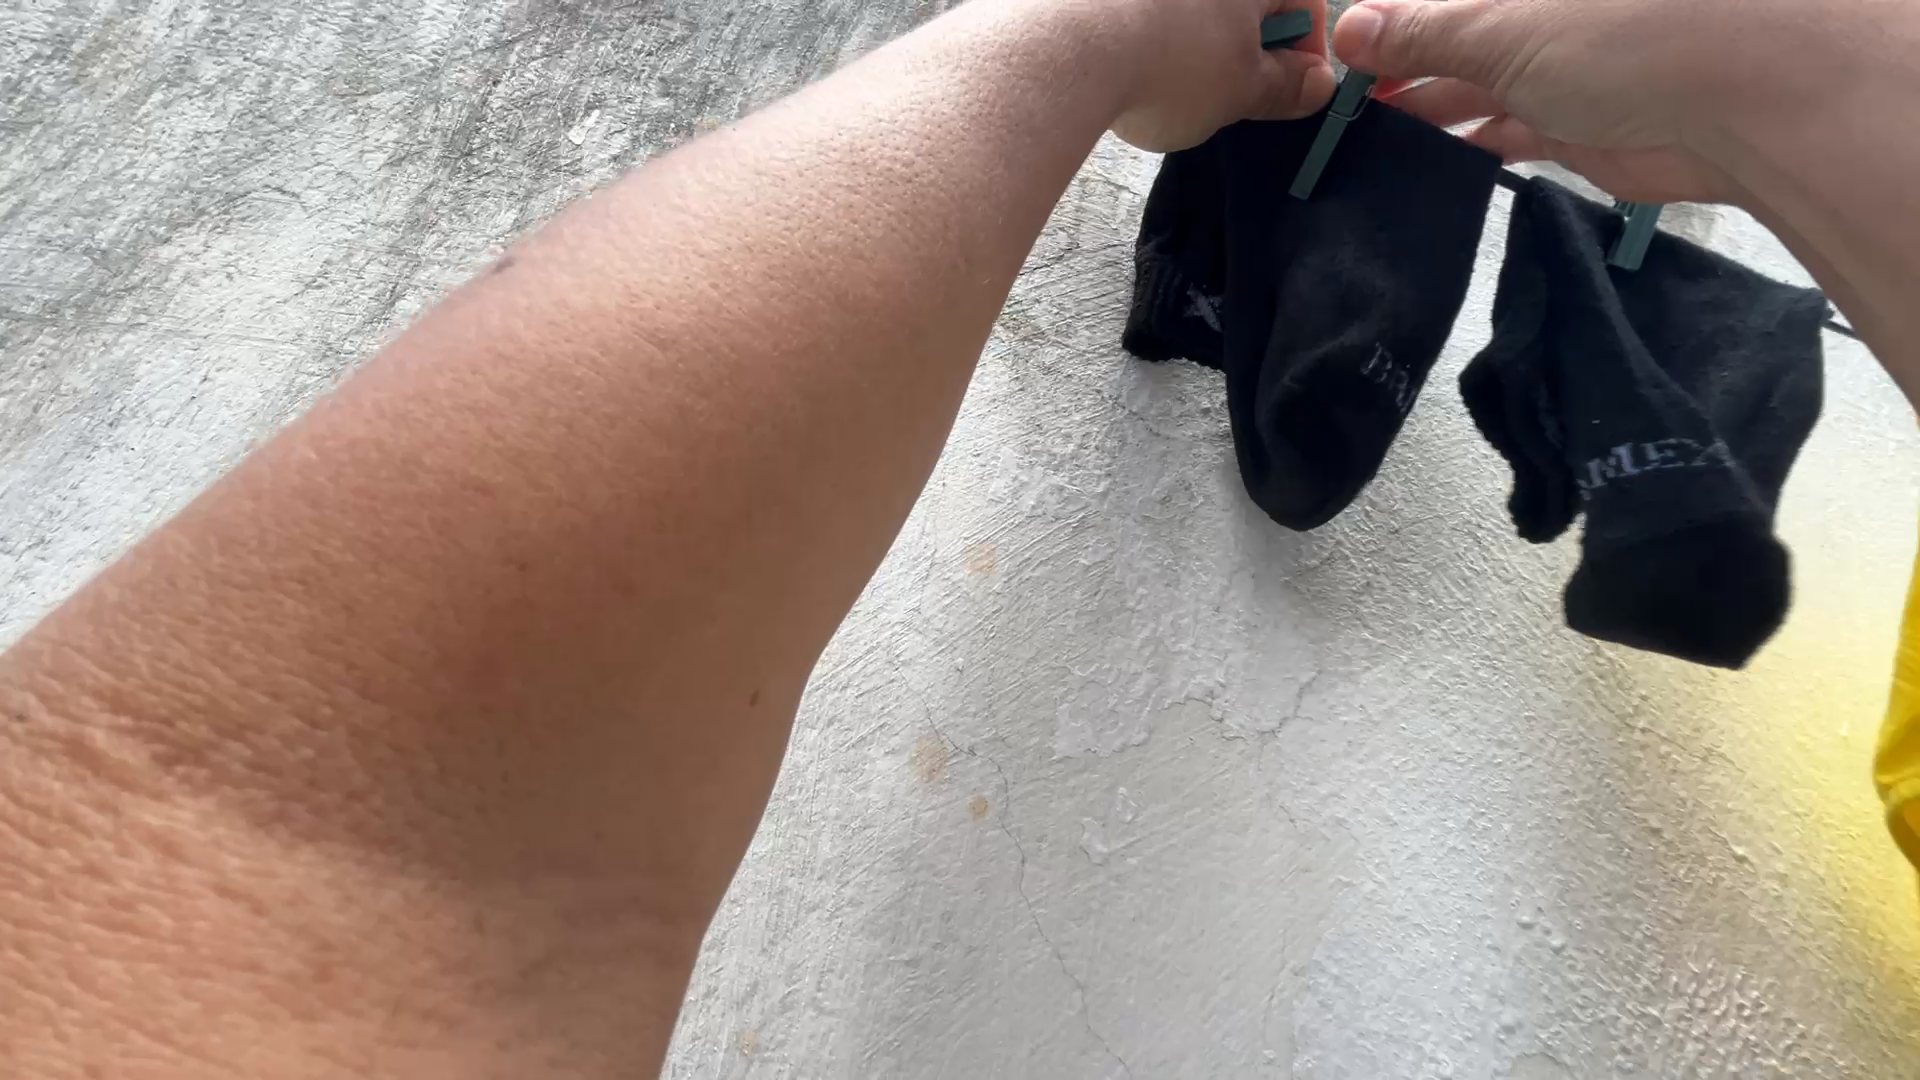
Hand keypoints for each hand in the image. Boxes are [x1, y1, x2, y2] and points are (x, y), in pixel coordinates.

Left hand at [1110, 0, 1336, 151]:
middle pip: (1244, 6)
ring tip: (1170, 89)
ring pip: (1193, 11)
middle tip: (1227, 99)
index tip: (1290, 97)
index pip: (1303, 2)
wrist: (1074, 45)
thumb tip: (1317, 86)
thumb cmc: (1173, 65)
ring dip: (1193, 43)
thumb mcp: (1238, 92)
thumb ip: (1281, 87)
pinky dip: (1148, 37)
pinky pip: (1146, 14)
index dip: (1303, 55)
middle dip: (1243, 48)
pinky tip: (1132, 70)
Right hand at [1331, 0, 1821, 203]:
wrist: (1745, 105)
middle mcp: (1544, 16)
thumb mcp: (1508, 28)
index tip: (1338, 69)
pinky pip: (1499, 135)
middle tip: (1340, 121)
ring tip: (1366, 149)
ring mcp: (1558, 71)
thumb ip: (1424, 34)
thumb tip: (1347, 28)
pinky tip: (1419, 168)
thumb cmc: (1631, 36)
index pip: (1443, 1)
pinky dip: (1460, 150)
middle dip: (1398, 77)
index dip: (1389, 28)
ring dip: (1422, 118)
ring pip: (1470, 93)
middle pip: (1454, 44)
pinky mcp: (1569, 126)